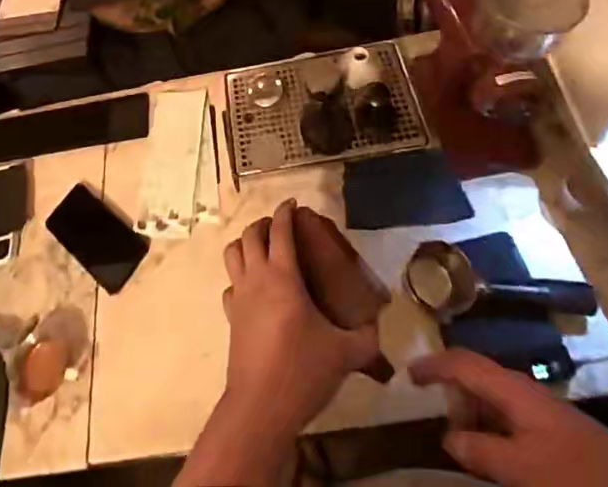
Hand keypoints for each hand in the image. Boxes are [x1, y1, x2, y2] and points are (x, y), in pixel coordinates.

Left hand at [220, 201, 381, 434]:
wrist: (262, 404)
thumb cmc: (303, 370)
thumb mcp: (346, 354)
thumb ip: (366, 337)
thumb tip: (378, 326)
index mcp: (282, 276)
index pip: (279, 231)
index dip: (285, 213)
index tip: (294, 203)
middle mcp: (255, 277)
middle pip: (250, 235)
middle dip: (263, 224)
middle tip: (281, 227)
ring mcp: (238, 295)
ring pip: (233, 253)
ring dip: (246, 243)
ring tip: (263, 249)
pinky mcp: (230, 315)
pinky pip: (229, 284)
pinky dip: (239, 277)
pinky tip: (253, 289)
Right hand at [409, 350, 607, 486]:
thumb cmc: (582, 478)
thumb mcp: (524, 469)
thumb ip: (480, 450)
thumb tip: (447, 436)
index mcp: (514, 390)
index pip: (462, 361)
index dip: (432, 364)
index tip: (405, 374)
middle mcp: (527, 394)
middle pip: (477, 379)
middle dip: (451, 394)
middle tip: (429, 418)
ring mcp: (547, 416)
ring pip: (495, 404)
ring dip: (472, 417)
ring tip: (457, 441)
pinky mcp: (561, 439)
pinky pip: (513, 425)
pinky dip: (493, 434)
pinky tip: (492, 458)